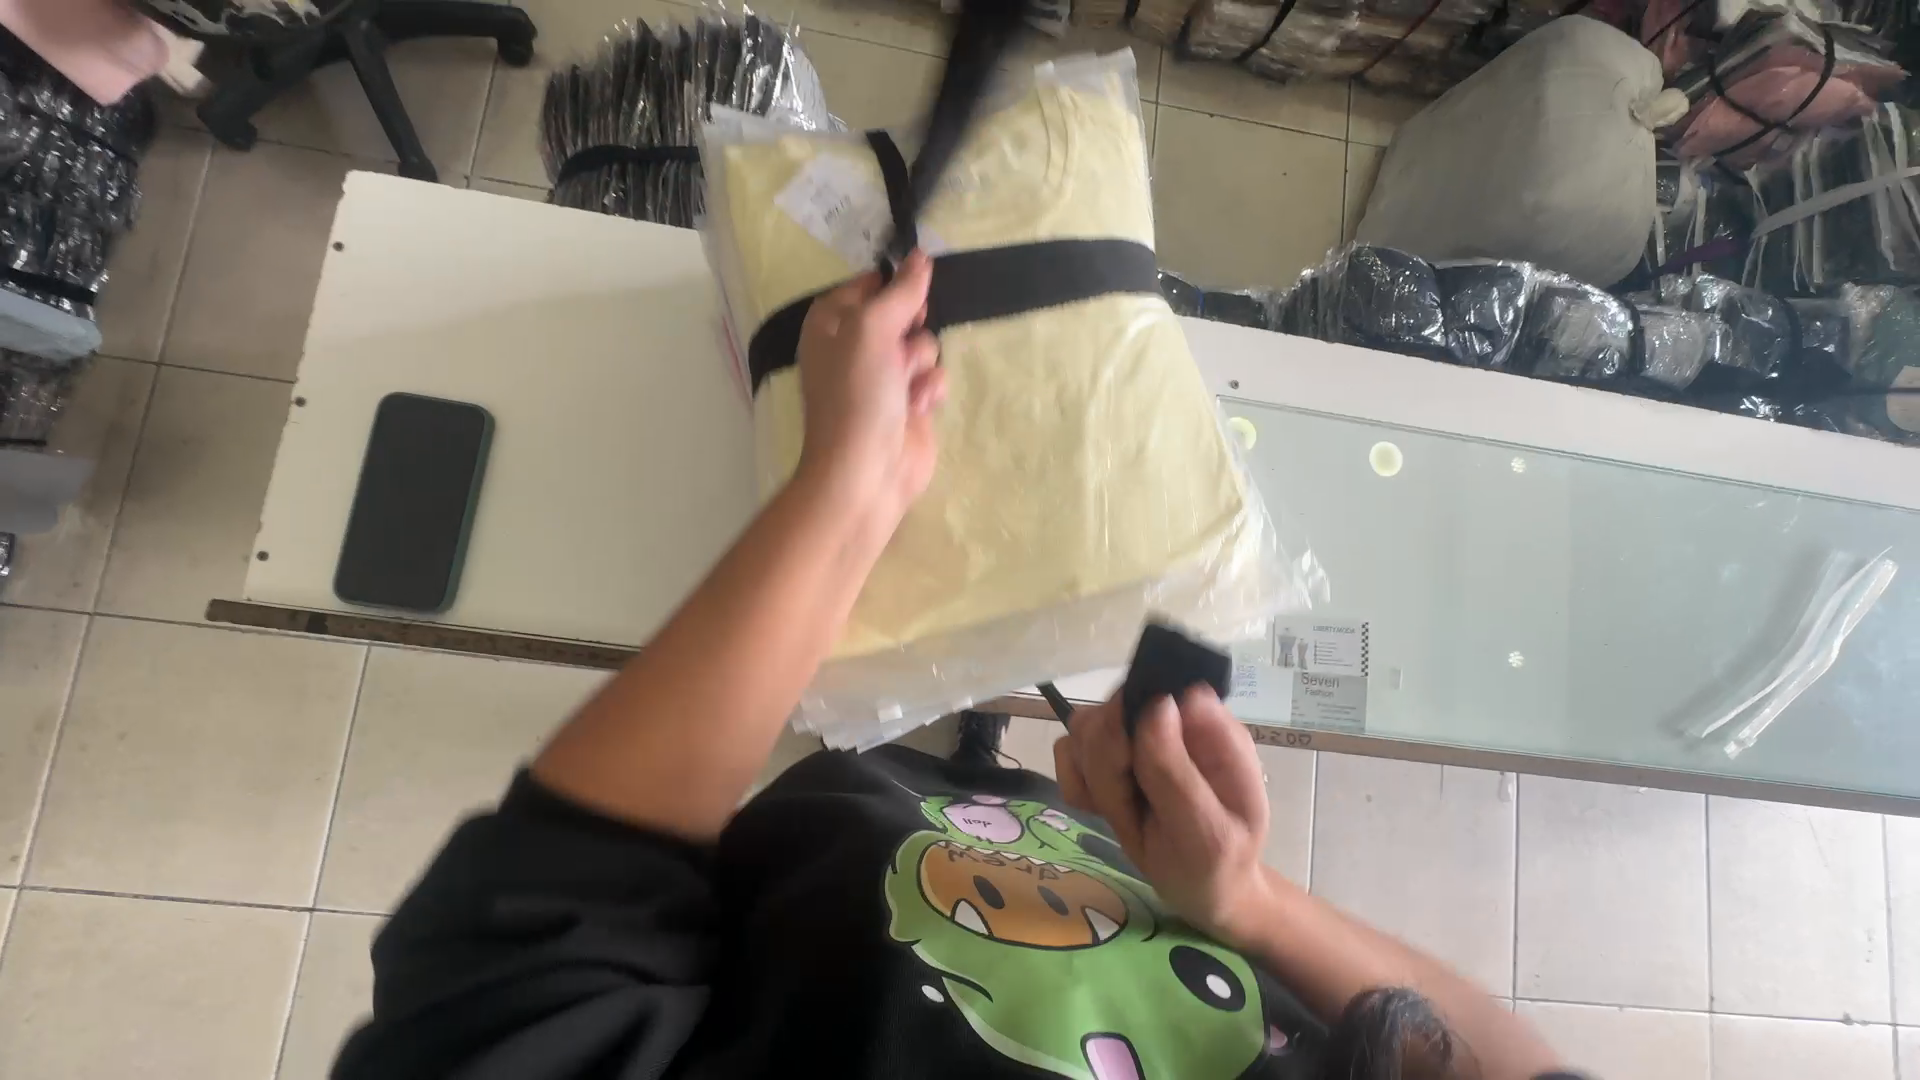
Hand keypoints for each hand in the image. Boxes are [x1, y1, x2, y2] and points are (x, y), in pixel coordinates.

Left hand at [794, 250, 946, 525]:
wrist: (866, 471)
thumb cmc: (857, 396)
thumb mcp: (871, 330)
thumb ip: (899, 292)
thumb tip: (921, 256)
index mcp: (831, 323)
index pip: (869, 284)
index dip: (892, 286)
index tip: (912, 291)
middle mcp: (855, 347)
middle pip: (903, 313)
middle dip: (912, 328)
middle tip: (902, 347)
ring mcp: (884, 378)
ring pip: (924, 346)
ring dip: (922, 363)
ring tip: (907, 388)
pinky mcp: (909, 405)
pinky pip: (933, 378)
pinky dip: (930, 390)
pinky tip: (919, 408)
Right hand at [1053, 685, 1274, 946]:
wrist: (1204, 891)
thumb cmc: (1219, 863)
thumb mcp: (1207, 833)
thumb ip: (1177, 771)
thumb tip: (1157, 702)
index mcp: (1205, 725)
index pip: (1147, 690)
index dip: (1129, 726)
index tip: (1133, 770)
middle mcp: (1166, 718)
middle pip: (1107, 712)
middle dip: (1109, 769)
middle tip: (1136, 806)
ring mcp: (1132, 735)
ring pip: (1081, 730)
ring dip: (1096, 781)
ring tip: (1129, 813)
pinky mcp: (1104, 756)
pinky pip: (1066, 751)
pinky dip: (1077, 786)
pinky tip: (1106, 812)